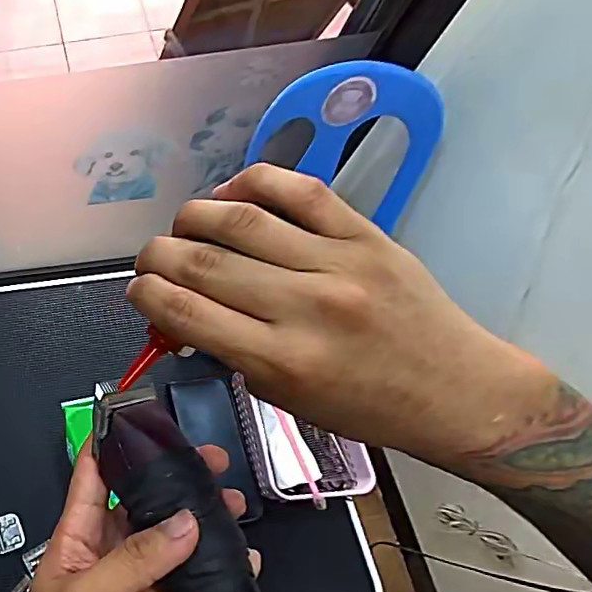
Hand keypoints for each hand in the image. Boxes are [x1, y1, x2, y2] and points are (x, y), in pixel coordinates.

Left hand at [0, 442, 249, 591]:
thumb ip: (135, 561)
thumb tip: (185, 523)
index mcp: (82, 538)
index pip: (94, 476)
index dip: (114, 444)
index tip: (141, 420)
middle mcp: (116, 551)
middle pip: (149, 500)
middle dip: (178, 477)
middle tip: (211, 460)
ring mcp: (146, 580)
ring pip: (181, 536)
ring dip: (206, 517)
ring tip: (233, 501)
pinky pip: (201, 579)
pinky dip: (225, 565)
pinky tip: (245, 557)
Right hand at [129, 164, 555, 465]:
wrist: (452, 391)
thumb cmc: (366, 409)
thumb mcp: (288, 398)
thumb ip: (234, 352)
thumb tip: (187, 312)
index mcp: (280, 362)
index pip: (186, 312)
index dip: (146, 296)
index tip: (139, 292)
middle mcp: (304, 307)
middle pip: (202, 260)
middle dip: (157, 256)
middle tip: (152, 260)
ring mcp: (337, 263)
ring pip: (240, 218)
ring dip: (193, 215)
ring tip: (183, 226)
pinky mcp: (365, 234)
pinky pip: (298, 190)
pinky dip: (253, 182)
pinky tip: (232, 194)